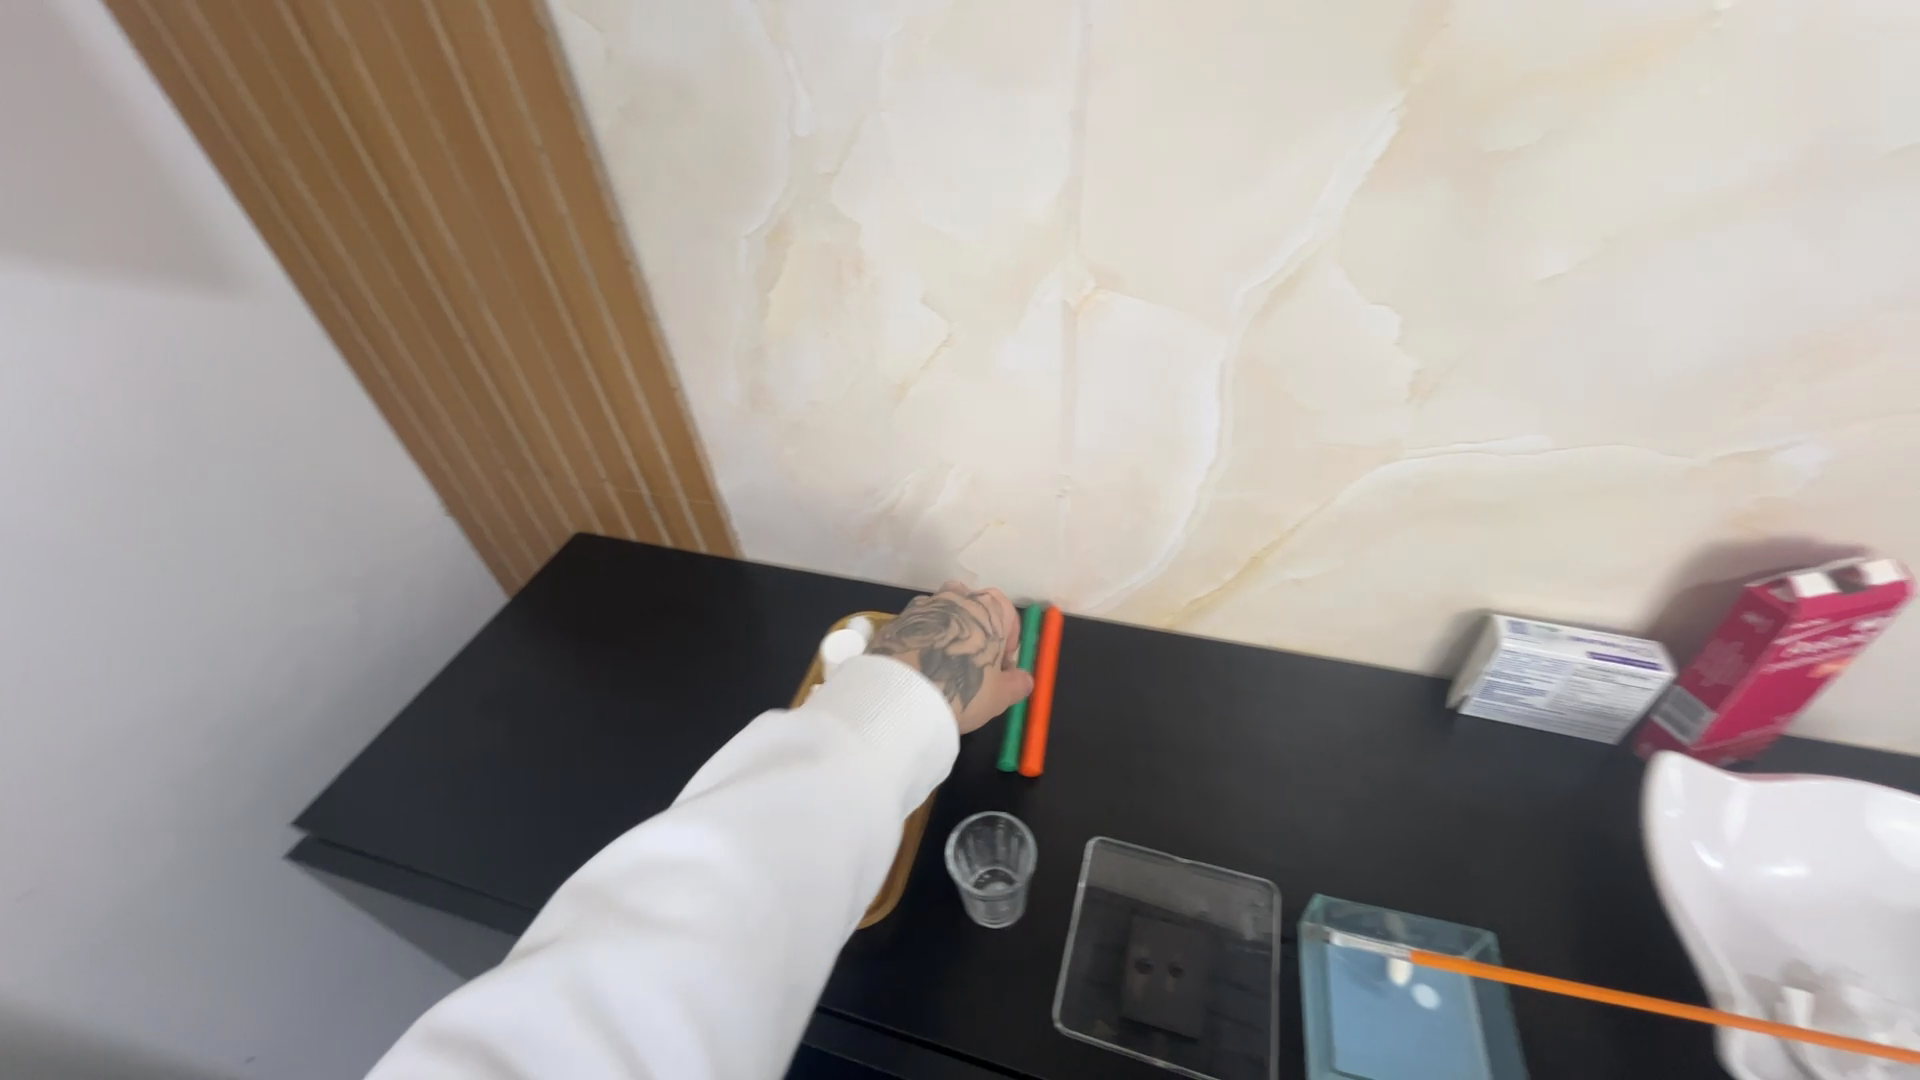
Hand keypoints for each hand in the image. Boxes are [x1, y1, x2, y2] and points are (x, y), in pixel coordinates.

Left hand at [867, 582, 1034, 734]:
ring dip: (951, 633)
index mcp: (990, 608)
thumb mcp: (998, 696)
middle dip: (979, 633)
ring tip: (945, 666)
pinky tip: (921, 667)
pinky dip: (925, 640)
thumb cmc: (962, 687)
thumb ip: (1016, 684)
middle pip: (975, 610)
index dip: (1009, 642)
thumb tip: (1025, 679)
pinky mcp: (900, 617)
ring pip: (946, 614)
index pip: (1008, 615)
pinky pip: (921, 626)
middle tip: (975, 666)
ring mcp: (926, 603)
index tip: (1002, 667)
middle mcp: (959, 596)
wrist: (902, 690)